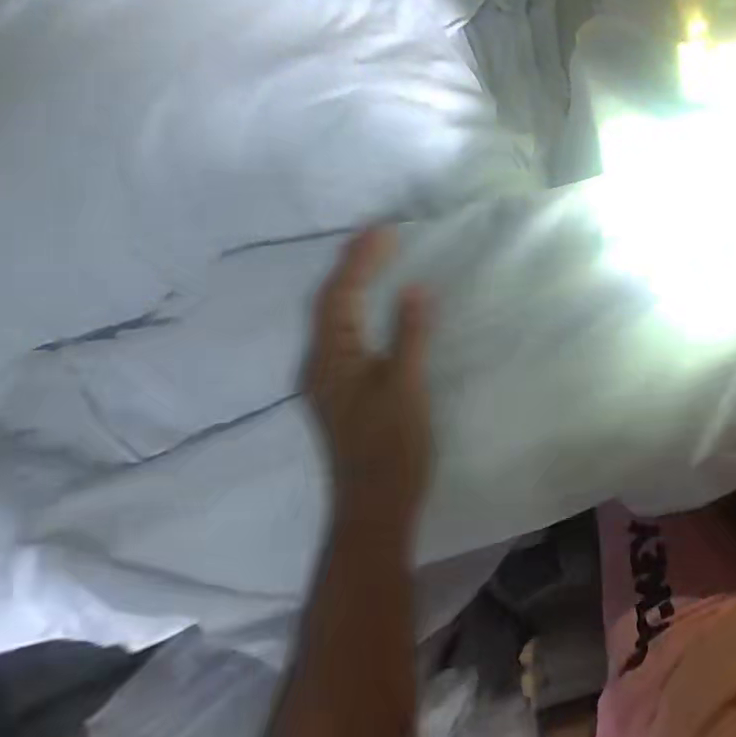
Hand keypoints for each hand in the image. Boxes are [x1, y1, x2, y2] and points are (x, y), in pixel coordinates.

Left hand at [304, 227, 433, 527]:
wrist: (373, 506)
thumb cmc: (392, 448)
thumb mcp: (406, 388)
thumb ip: (410, 336)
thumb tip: (416, 288)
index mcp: (331, 358)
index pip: (342, 294)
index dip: (361, 260)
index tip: (384, 230)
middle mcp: (319, 363)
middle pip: (330, 302)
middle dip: (352, 265)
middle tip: (380, 236)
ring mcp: (326, 379)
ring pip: (332, 318)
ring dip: (351, 284)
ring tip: (375, 259)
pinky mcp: (339, 391)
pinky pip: (341, 334)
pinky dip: (355, 308)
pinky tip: (370, 306)